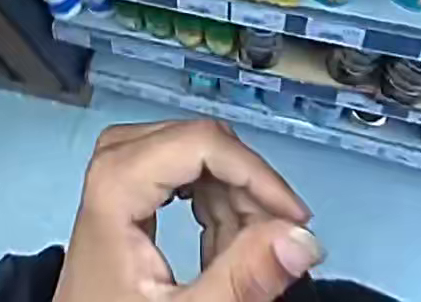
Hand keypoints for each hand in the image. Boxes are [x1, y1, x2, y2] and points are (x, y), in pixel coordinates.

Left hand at [54, 119, 323, 301]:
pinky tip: (217, 250)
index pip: (204, 142)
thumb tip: (305, 239)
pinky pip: (186, 167)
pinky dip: (213, 205)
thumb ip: (243, 277)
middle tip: (271, 249)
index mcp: (117, 177)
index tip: (299, 221)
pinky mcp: (128, 172)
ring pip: (201, 154)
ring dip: (232, 204)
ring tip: (239, 262)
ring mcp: (119, 158)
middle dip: (247, 193)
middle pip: (204, 144)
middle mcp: (115, 152)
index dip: (258, 175)